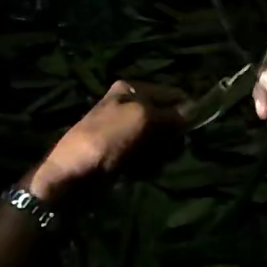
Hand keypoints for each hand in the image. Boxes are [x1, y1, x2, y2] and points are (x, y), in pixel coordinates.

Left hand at [30, 80, 184, 202]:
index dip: (185, 111)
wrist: (72, 175)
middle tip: (164, 149)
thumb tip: (195, 111)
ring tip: (148, 162)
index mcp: (130, 90)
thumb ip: (171, 113)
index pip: (172, 94)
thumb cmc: (106, 139)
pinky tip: (140, 171)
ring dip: (160, 154)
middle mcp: (129, 107)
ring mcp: (125, 133)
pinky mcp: (124, 155)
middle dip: (171, 137)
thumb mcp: (142, 117)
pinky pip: (149, 158)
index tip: (189, 130)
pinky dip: (149, 165)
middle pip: (168, 120)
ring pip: (161, 142)